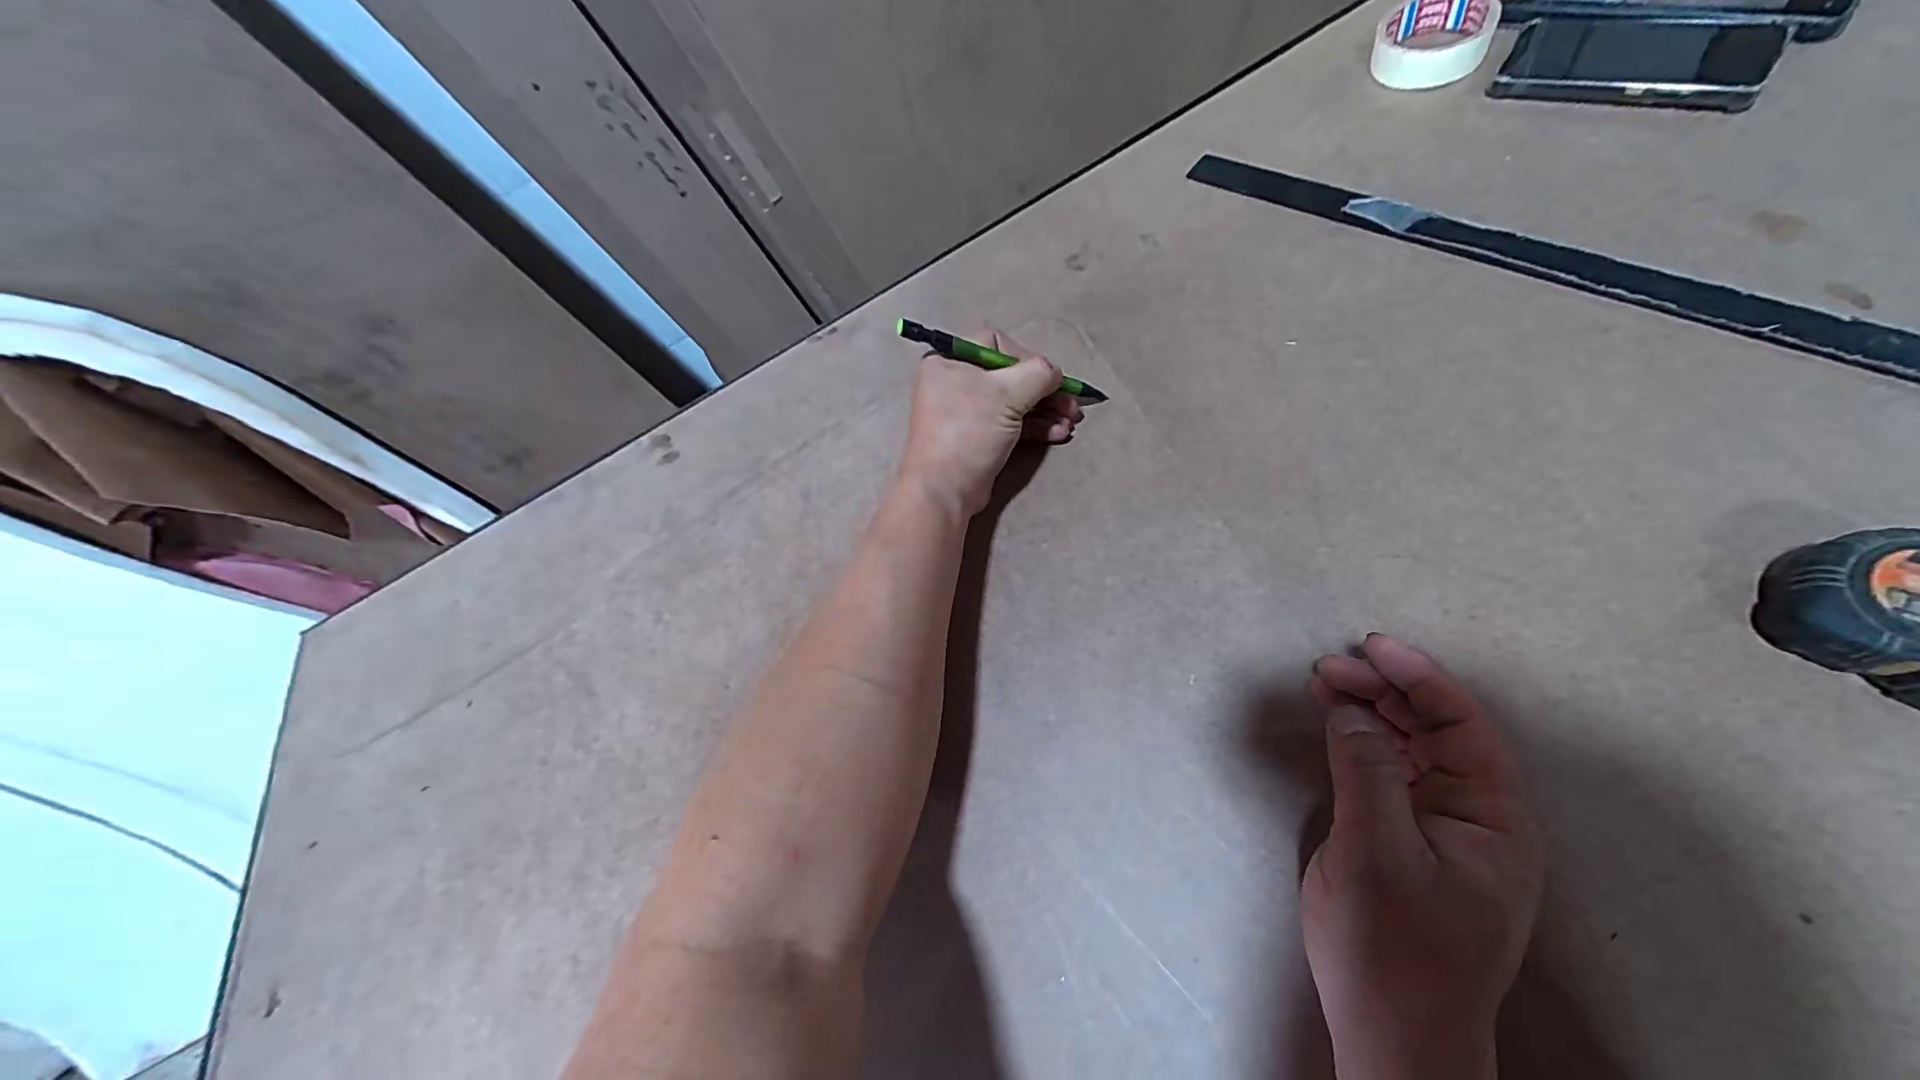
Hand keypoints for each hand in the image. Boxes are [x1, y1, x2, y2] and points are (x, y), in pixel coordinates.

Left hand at [898, 330, 1084, 516]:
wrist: (945, 489)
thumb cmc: (968, 433)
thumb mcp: (1006, 394)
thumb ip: (1037, 374)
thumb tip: (1055, 372)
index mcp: (950, 361)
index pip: (997, 345)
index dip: (1027, 358)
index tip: (1049, 378)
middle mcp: (955, 382)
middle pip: (1011, 376)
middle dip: (1045, 391)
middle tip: (1072, 404)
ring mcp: (967, 413)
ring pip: (1015, 402)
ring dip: (1046, 411)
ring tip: (1072, 422)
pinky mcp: (979, 438)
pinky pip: (1012, 423)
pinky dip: (1035, 427)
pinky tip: (1058, 433)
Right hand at [1303, 635, 1545, 1079]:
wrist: (1393, 1034)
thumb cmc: (1392, 947)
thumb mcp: (1375, 853)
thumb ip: (1366, 772)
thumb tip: (1349, 711)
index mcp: (1493, 820)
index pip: (1460, 725)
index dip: (1418, 678)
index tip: (1371, 646)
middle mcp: (1476, 818)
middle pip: (1434, 731)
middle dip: (1384, 692)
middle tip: (1329, 667)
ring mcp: (1440, 831)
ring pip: (1410, 750)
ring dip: (1369, 713)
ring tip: (1326, 685)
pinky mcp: (1406, 842)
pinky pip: (1390, 775)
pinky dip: (1361, 744)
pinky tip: (1337, 727)